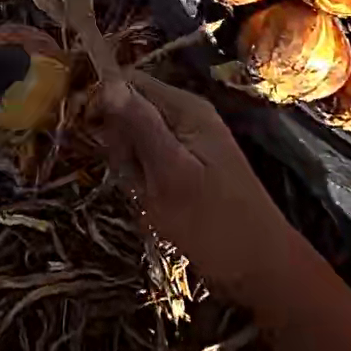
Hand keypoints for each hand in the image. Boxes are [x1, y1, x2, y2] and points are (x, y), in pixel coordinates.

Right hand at [98, 70, 350, 350]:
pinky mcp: (187, 165)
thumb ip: (139, 125)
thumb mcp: (170, 173)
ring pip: (135, 139)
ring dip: (131, 167)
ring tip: (149, 194)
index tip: (88, 133)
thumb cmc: (214, 222)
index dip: (103, 102)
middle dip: (120, 143)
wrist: (262, 269)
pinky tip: (154, 201)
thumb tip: (107, 80)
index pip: (128, 82)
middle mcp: (186, 115)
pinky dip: (143, 180)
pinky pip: (149, 161)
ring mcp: (188, 141)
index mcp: (185, 107)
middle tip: (136, 178)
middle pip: (130, 110)